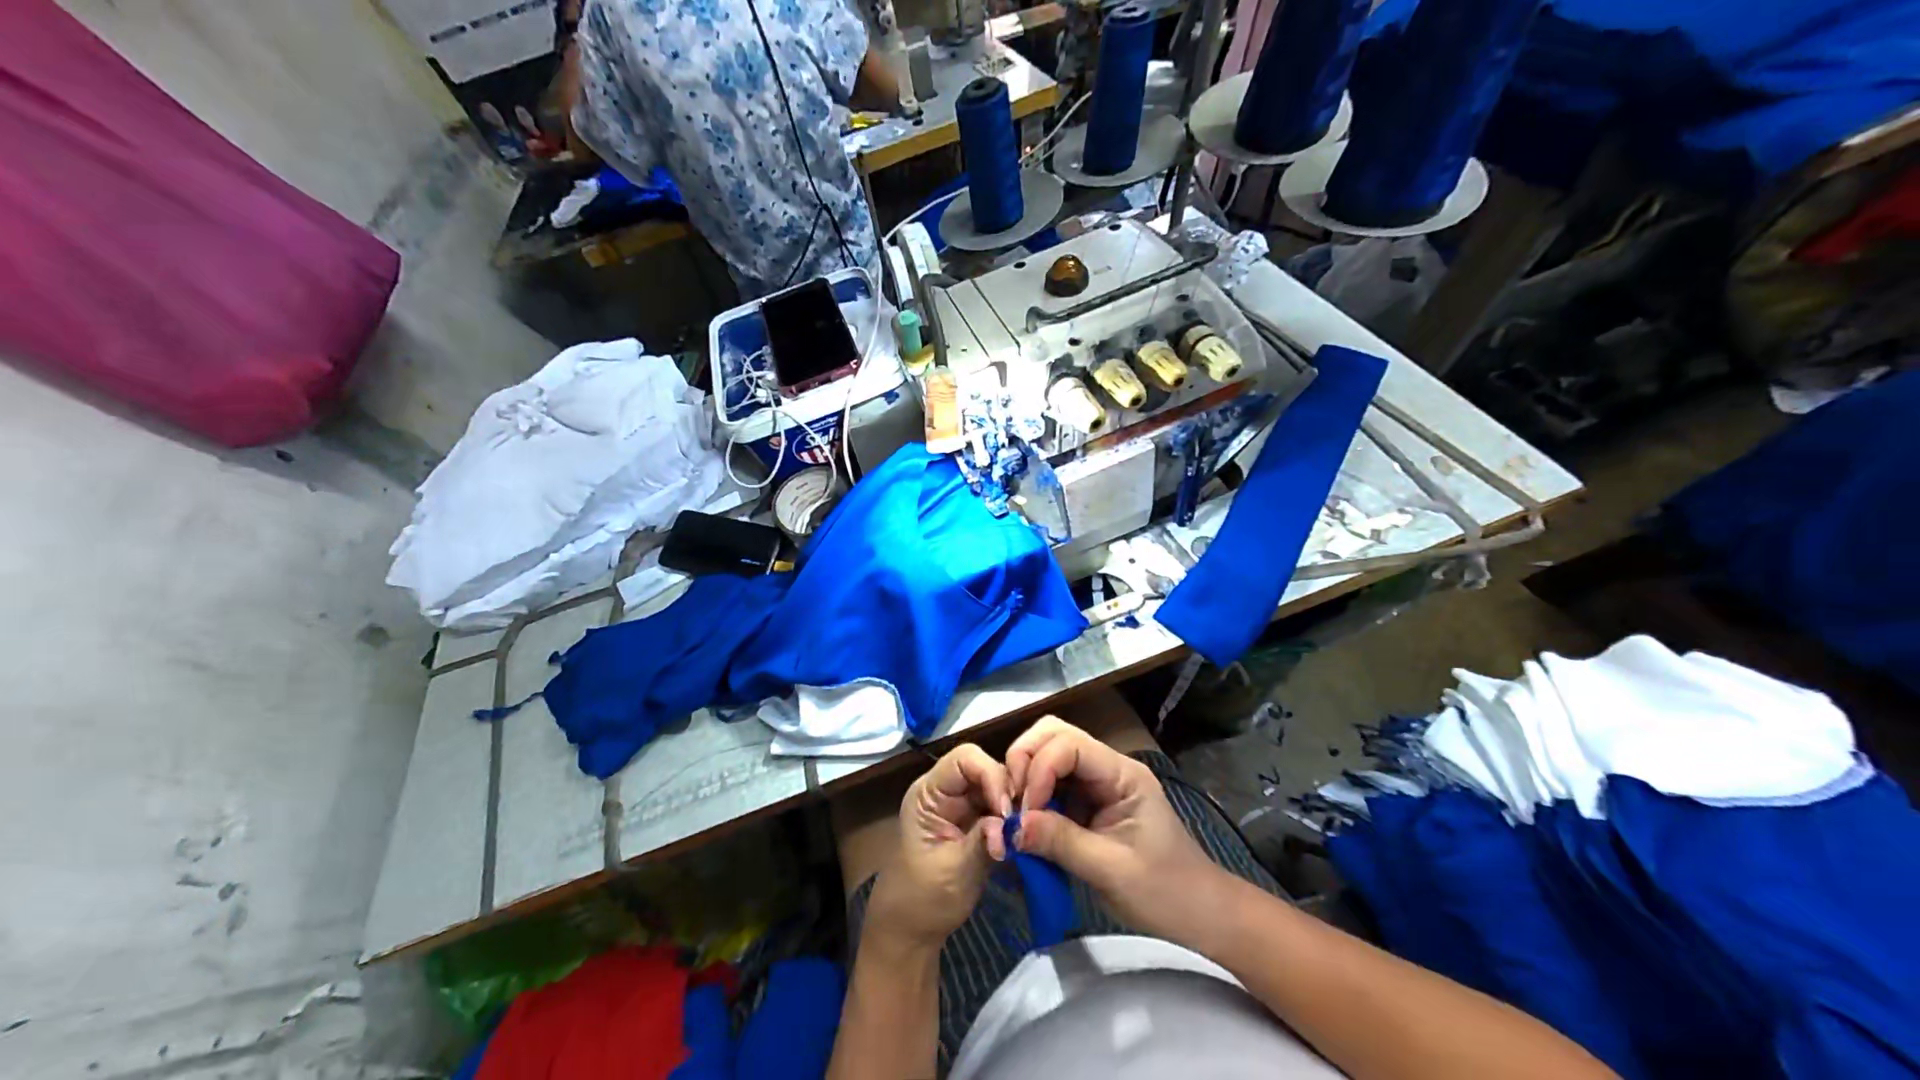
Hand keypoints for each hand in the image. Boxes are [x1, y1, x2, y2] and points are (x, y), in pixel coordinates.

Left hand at [864, 745, 1011, 949]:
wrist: (913, 928)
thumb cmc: (924, 900)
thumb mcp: (955, 871)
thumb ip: (982, 842)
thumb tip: (1011, 824)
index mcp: (928, 793)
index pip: (964, 760)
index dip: (991, 775)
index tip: (1007, 810)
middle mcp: (944, 789)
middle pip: (984, 766)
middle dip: (1007, 788)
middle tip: (1024, 819)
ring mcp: (960, 803)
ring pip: (996, 783)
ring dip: (1013, 802)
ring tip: (1025, 827)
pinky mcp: (975, 818)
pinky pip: (999, 803)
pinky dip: (1013, 815)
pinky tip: (1022, 831)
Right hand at [1006, 716, 1230, 944]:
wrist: (1200, 917)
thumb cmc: (1165, 892)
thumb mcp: (1110, 870)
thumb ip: (1060, 841)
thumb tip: (1012, 826)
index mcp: (1122, 774)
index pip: (1068, 744)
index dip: (1038, 770)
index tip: (1025, 812)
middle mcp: (1107, 768)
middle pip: (1053, 736)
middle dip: (1025, 762)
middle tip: (1013, 805)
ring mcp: (1098, 784)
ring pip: (1048, 756)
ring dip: (1025, 780)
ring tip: (1017, 817)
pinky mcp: (1088, 803)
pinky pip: (1052, 785)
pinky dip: (1033, 799)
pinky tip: (1028, 826)